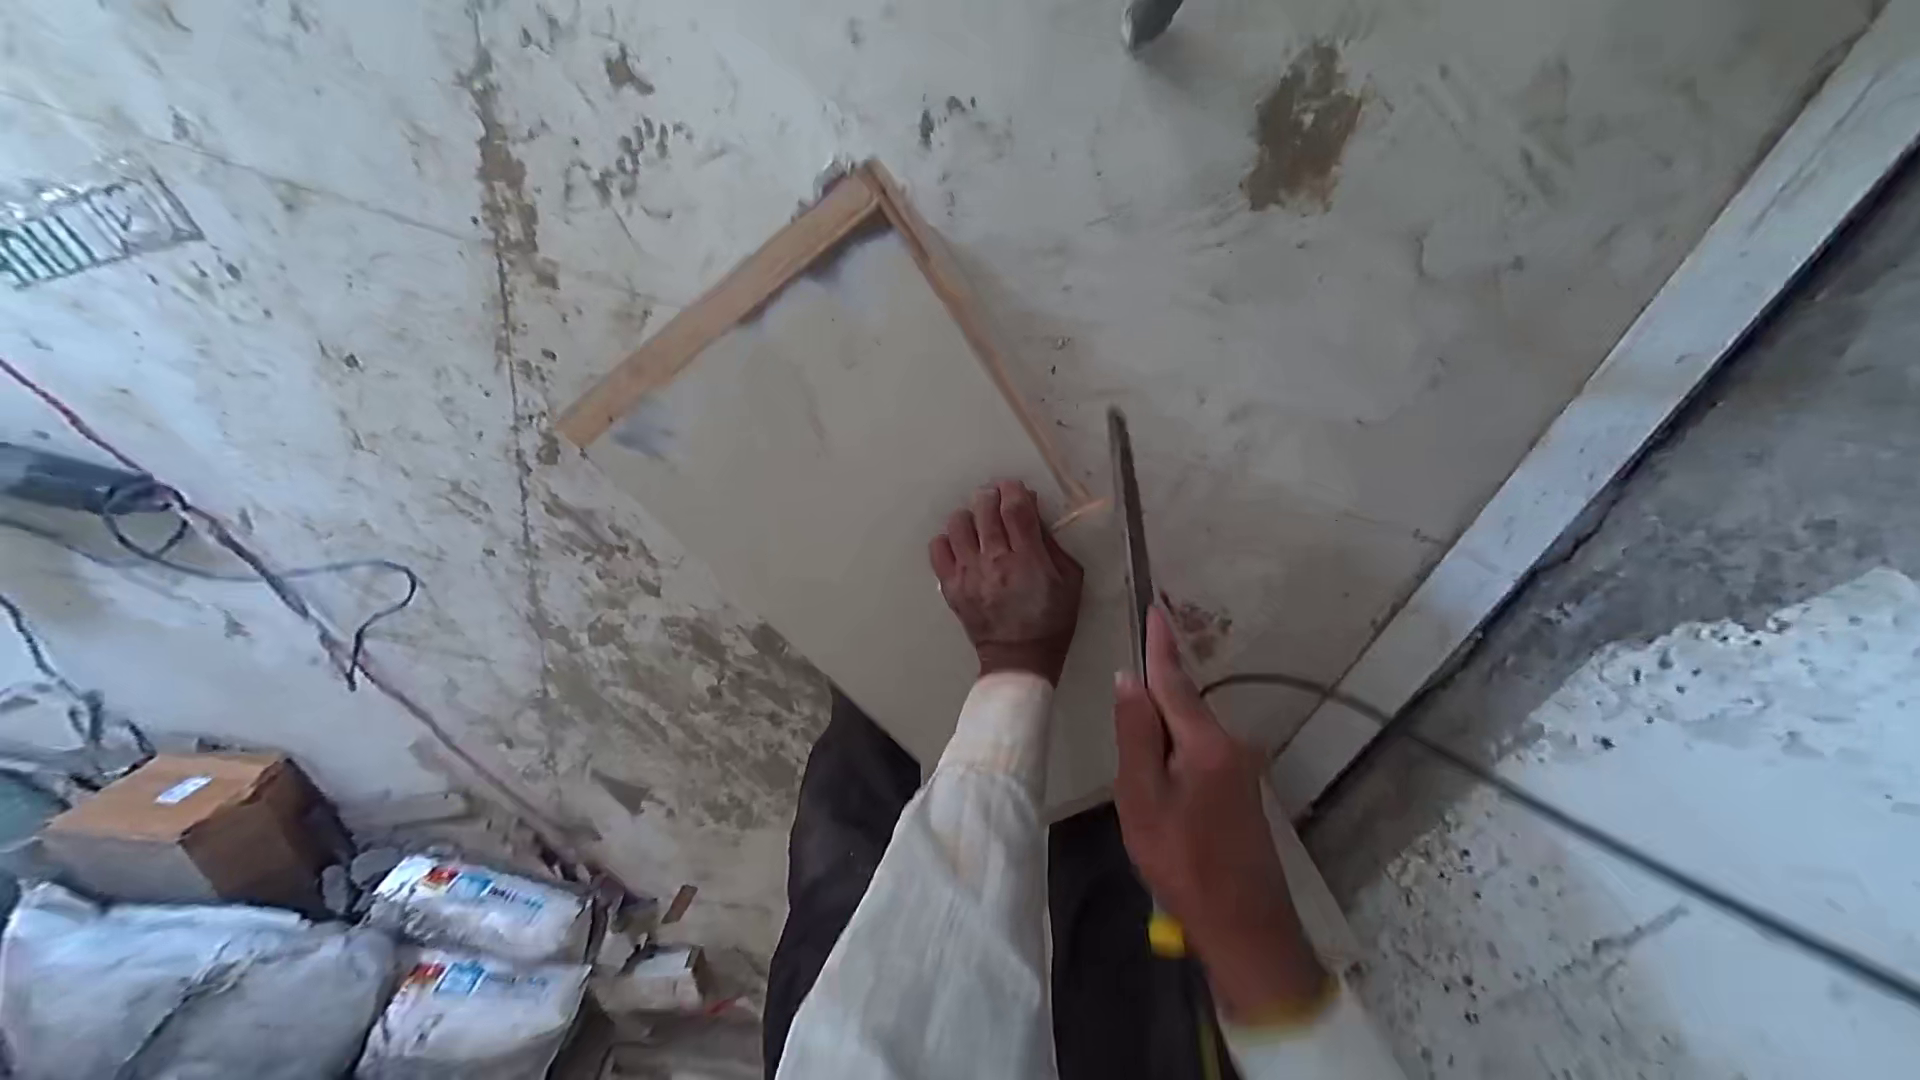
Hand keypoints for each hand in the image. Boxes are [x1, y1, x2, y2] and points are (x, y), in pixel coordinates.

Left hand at [928, 480, 1084, 684]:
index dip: (1014, 490)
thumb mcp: (1070, 581)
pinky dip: (948, 540)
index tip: (1016, 489)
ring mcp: (968, 573)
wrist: (1018, 658)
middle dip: (992, 496)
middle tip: (998, 503)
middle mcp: (995, 561)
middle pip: (984, 507)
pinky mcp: (950, 585)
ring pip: (958, 522)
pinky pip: (938, 547)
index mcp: (1028, 559)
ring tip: (979, 526)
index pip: (1015, 507)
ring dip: (970, 516)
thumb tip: (1034, 515)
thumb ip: (1053, 545)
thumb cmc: (1051, 620)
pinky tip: (962, 546)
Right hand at [1113, 606, 1326, 1019]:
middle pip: (1178, 708)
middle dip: (1148, 712)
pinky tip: (1166, 802)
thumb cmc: (1183, 862)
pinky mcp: (1241, 787)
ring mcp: (1240, 767)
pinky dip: (1174, 761)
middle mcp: (1230, 744)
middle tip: (1127, 766)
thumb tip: (1129, 678)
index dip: (1160, 644)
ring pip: (1186, 735)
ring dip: (1158, 747)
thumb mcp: (1141, 799)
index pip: (1173, 680)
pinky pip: (1198, 754)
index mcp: (1204, 742)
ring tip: (1145, 800)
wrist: (1246, 928)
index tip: (1156, 606)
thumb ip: (1135, 734)